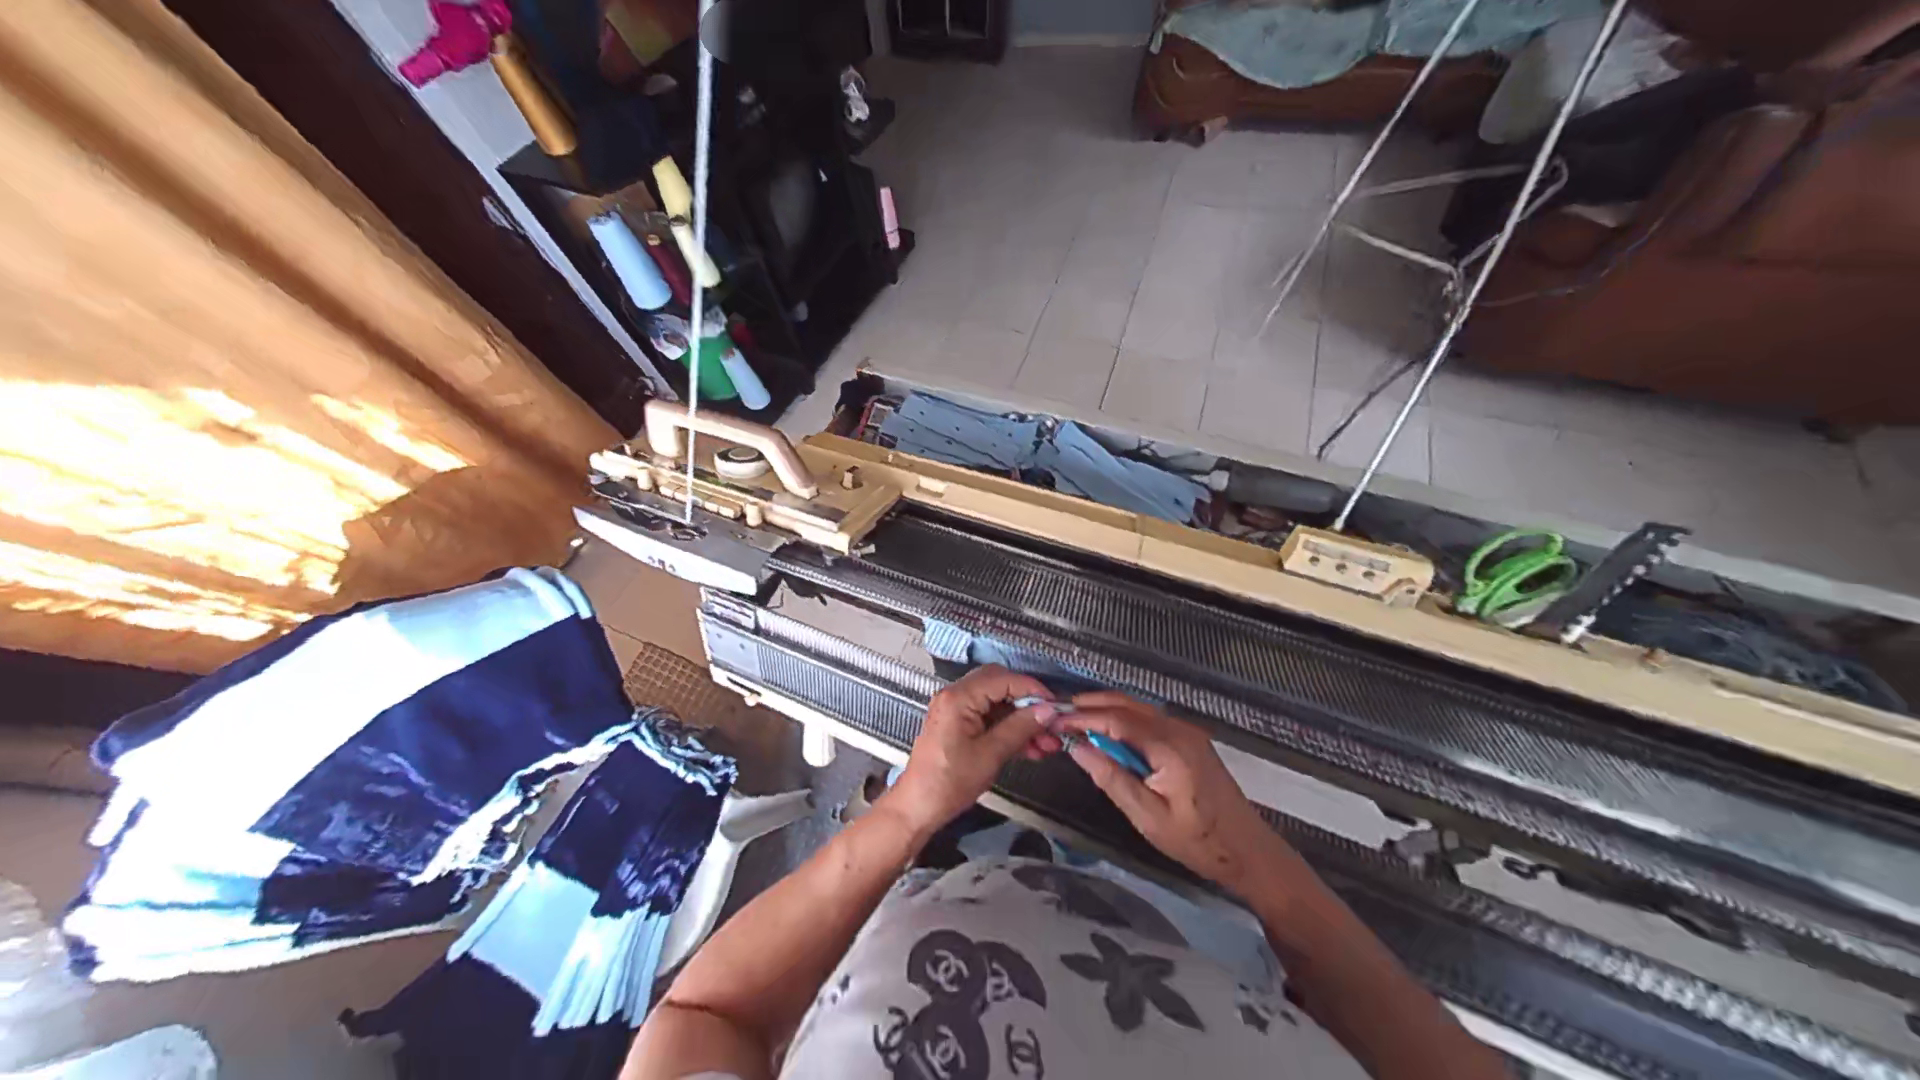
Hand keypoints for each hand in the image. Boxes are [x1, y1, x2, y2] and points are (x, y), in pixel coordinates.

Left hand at [885, 665, 1061, 834]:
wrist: (918, 808)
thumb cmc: (950, 781)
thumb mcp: (991, 754)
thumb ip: (1020, 728)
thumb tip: (1048, 710)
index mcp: (959, 697)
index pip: (1003, 679)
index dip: (1033, 689)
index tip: (1055, 706)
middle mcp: (956, 696)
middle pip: (1001, 686)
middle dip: (1028, 704)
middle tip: (1050, 722)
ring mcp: (957, 710)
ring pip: (998, 704)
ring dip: (1022, 720)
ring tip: (1047, 743)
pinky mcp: (959, 725)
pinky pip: (990, 718)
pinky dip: (1009, 730)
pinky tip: (1031, 748)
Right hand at [1061, 693, 1304, 897]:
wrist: (1248, 851)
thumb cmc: (1198, 841)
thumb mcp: (1147, 817)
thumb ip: (1111, 778)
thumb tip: (1077, 748)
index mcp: (1170, 747)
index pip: (1117, 719)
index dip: (1083, 717)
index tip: (1055, 721)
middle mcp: (1180, 730)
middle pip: (1128, 704)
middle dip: (1092, 704)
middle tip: (1059, 713)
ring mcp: (1187, 732)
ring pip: (1138, 708)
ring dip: (1107, 709)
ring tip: (1076, 720)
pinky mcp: (1190, 740)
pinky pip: (1150, 720)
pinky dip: (1123, 719)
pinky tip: (1107, 732)